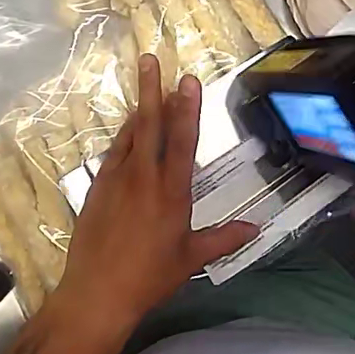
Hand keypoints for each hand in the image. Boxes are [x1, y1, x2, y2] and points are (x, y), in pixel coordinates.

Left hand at [49, 54, 257, 330]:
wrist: (97, 294)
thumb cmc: (150, 277)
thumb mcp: (191, 258)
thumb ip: (224, 238)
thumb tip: (256, 228)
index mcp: (172, 193)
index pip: (182, 142)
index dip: (187, 108)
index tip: (187, 81)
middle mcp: (144, 179)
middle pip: (150, 125)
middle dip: (151, 90)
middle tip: (150, 59)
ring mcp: (116, 180)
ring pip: (130, 135)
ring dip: (140, 108)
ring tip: (146, 84)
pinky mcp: (97, 188)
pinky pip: (114, 153)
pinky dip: (124, 136)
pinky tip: (129, 128)